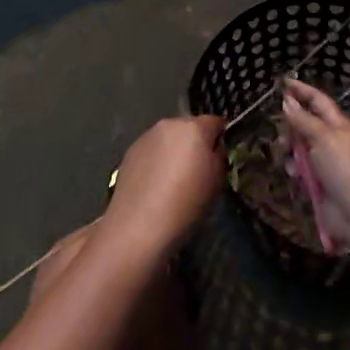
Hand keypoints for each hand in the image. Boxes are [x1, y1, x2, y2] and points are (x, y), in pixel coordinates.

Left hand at [101, 115, 225, 254]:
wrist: (138, 227)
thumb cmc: (186, 203)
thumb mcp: (217, 180)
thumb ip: (219, 156)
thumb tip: (212, 150)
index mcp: (195, 127)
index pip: (216, 122)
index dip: (219, 138)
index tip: (218, 158)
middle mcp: (170, 125)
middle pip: (190, 127)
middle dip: (195, 142)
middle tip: (196, 169)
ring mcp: (146, 137)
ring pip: (169, 138)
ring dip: (174, 150)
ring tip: (172, 179)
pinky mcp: (129, 152)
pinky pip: (152, 150)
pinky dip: (156, 160)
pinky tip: (154, 184)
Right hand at [282, 79, 349, 249]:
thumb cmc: (345, 168)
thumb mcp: (324, 138)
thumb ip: (304, 120)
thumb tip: (288, 101)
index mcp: (339, 124)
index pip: (319, 101)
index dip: (302, 91)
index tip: (284, 82)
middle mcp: (333, 140)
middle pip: (307, 125)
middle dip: (292, 126)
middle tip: (281, 132)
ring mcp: (327, 163)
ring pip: (301, 149)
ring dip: (291, 151)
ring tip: (286, 157)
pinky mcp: (320, 184)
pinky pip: (302, 171)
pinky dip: (296, 170)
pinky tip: (295, 176)